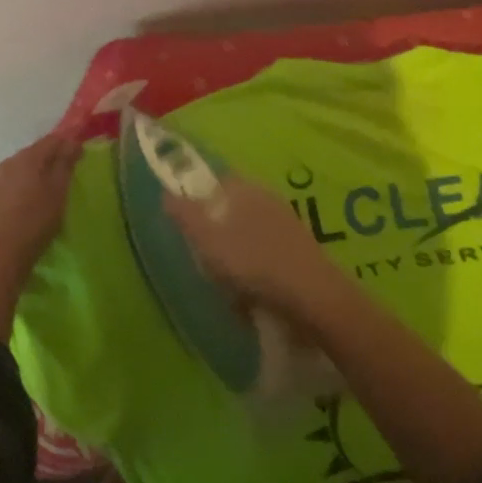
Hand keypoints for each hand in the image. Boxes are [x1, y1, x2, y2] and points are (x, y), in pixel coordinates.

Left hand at [0, 131, 80, 271]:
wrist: (3, 251)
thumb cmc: (37, 219)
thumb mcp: (59, 189)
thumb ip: (65, 162)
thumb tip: (73, 142)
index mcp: (28, 156)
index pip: (52, 139)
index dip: (68, 143)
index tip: (81, 154)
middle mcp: (10, 160)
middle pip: (35, 151)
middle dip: (52, 156)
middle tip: (68, 170)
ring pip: (22, 165)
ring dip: (37, 170)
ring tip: (50, 185)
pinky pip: (13, 179)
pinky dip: (25, 182)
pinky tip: (30, 196)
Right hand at [164, 177, 337, 316]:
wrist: (316, 301)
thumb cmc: (255, 264)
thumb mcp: (209, 240)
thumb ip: (185, 215)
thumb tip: (165, 193)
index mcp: (244, 189)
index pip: (214, 181)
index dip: (195, 199)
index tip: (184, 225)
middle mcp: (266, 199)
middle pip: (229, 210)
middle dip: (214, 233)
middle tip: (202, 259)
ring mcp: (286, 226)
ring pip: (247, 237)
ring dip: (234, 259)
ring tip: (225, 286)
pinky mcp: (298, 254)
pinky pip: (265, 259)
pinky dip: (254, 275)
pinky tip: (249, 299)